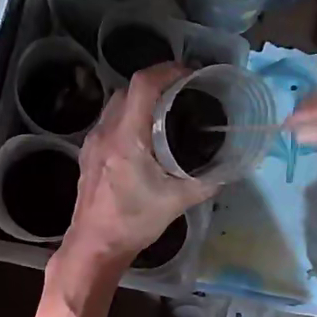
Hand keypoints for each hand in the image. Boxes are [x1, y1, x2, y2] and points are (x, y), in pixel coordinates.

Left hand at [62, 64, 221, 271]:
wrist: (94, 246)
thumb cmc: (134, 222)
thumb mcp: (177, 202)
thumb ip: (206, 182)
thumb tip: (228, 168)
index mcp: (127, 137)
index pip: (143, 85)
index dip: (167, 71)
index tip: (189, 74)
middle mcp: (105, 132)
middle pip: (128, 90)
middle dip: (156, 83)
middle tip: (182, 93)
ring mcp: (92, 142)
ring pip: (115, 105)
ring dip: (139, 100)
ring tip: (165, 112)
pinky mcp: (87, 154)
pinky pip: (109, 122)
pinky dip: (127, 117)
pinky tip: (144, 137)